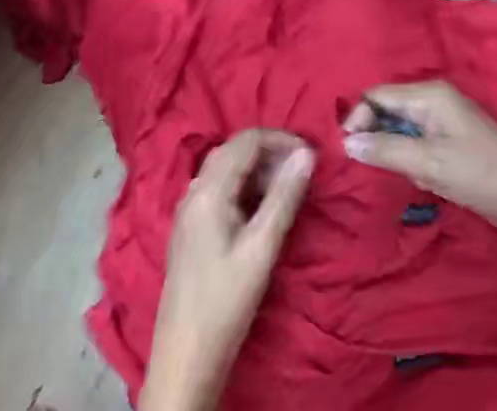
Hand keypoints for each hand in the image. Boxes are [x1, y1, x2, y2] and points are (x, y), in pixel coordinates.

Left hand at [143, 129, 312, 410]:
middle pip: (234, 150)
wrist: (185, 357)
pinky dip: (246, 186)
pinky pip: (221, 189)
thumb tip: (308, 153)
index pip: (246, 140)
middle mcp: (193, 192)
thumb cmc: (226, 300)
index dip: (281, 139)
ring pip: (227, 169)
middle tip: (302, 172)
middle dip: (271, 152)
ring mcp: (189, 211)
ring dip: (259, 169)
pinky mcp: (191, 229)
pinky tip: (264, 208)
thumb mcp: (263, 246)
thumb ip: (285, 195)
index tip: (311, 155)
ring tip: (289, 189)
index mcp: (208, 191)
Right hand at [343, 80, 496, 242]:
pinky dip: (412, 164)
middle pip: (387, 111)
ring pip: (400, 132)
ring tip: (407, 177)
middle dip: (375, 138)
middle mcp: (434, 101)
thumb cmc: (482, 176)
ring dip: (394, 155)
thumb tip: (345, 142)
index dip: (357, 119)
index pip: (377, 95)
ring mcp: (444, 123)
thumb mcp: (429, 163)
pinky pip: (416, 147)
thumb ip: (385, 150)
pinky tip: (424, 183)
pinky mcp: (451, 144)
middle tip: (370, 170)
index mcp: (430, 94)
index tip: (346, 153)